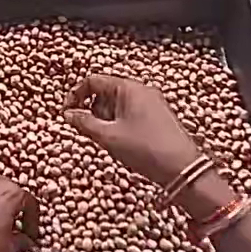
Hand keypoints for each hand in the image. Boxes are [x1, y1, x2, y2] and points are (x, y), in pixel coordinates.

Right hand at [63, 74, 202, 184]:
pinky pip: (129, 114)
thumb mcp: (107, 136)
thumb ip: (83, 122)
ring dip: (104, 120)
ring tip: (105, 140)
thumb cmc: (146, 149)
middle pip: (104, 92)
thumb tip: (68, 114)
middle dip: (91, 110)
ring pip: (116, 105)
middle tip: (87, 131)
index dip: (75, 96)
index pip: (93, 81)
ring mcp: (151, 104)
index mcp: (128, 88)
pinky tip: (120, 143)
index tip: (67, 114)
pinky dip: (118, 125)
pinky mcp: (157, 118)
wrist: (183, 170)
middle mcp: (141, 91)